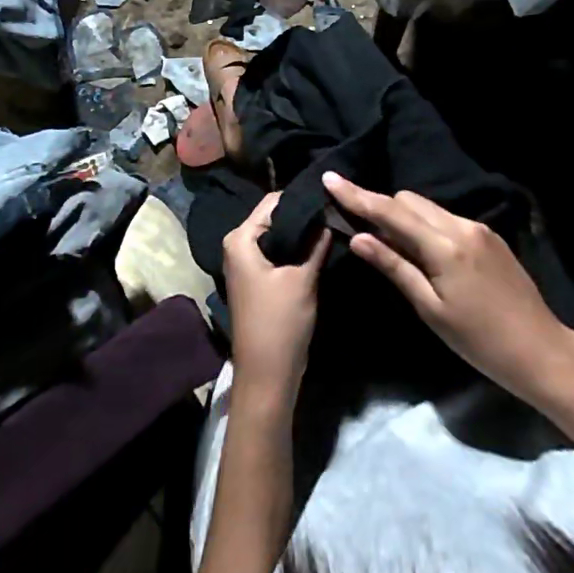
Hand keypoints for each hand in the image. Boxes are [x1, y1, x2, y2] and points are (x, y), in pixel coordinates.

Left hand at [223, 192, 330, 399]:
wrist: (267, 374)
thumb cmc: (280, 322)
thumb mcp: (302, 278)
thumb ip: (316, 243)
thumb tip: (329, 215)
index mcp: (240, 238)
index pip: (274, 201)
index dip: (302, 199)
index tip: (331, 199)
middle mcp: (237, 245)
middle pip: (274, 217)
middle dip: (303, 216)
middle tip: (336, 213)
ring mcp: (246, 263)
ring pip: (278, 235)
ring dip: (302, 234)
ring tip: (332, 228)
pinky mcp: (257, 278)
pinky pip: (277, 252)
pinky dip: (295, 250)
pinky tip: (320, 249)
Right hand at [323, 171, 573, 406]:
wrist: (540, 350)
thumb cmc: (478, 340)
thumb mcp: (430, 309)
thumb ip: (394, 267)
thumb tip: (358, 237)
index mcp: (445, 244)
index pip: (390, 210)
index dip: (357, 195)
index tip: (329, 178)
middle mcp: (462, 225)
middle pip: (409, 200)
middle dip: (379, 205)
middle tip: (356, 223)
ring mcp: (479, 228)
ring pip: (428, 207)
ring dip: (402, 215)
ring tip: (384, 237)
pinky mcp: (490, 236)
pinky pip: (446, 218)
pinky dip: (425, 224)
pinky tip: (419, 247)